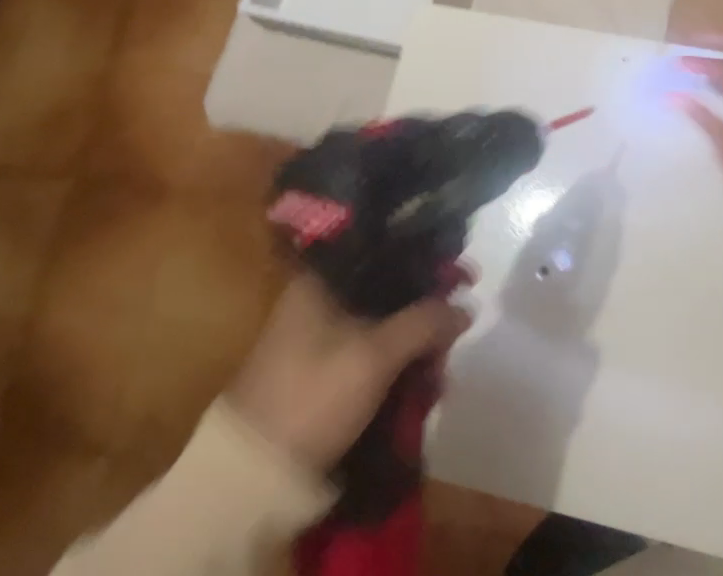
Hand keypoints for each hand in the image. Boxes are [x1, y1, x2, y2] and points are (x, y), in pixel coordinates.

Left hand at [225, 270, 470, 471]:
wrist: (256, 472)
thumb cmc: (314, 395)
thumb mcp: (376, 355)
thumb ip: (425, 322)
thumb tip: (466, 306)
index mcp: (320, 281)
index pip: (385, 251)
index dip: (427, 260)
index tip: (463, 277)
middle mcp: (318, 300)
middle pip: (390, 291)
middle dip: (428, 312)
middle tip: (455, 333)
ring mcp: (320, 337)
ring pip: (386, 325)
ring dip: (417, 344)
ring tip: (439, 373)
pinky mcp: (324, 371)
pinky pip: (374, 354)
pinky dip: (400, 365)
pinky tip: (422, 386)